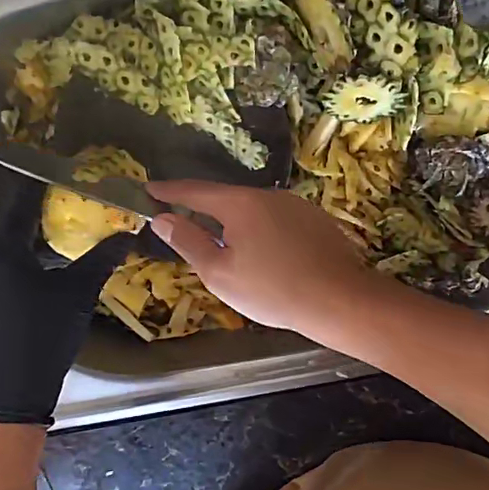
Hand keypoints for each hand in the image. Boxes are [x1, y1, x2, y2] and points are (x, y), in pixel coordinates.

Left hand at [0, 188, 133, 427]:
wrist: (5, 394)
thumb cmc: (43, 336)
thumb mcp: (77, 295)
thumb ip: (100, 260)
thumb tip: (127, 235)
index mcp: (2, 252)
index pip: (21, 208)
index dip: (40, 190)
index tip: (56, 176)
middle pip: (13, 235)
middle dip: (42, 228)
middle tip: (72, 222)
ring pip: (5, 260)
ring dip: (32, 255)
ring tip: (62, 257)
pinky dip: (19, 276)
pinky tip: (42, 289)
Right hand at [146, 179, 393, 335]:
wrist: (340, 300)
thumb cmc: (272, 290)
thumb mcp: (220, 273)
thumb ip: (189, 242)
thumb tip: (162, 218)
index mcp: (240, 203)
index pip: (195, 191)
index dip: (168, 191)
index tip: (148, 189)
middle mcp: (269, 195)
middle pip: (227, 199)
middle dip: (204, 210)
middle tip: (185, 225)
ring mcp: (297, 205)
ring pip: (255, 211)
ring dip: (236, 224)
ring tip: (228, 249)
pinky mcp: (317, 221)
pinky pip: (278, 221)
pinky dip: (263, 232)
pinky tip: (267, 256)